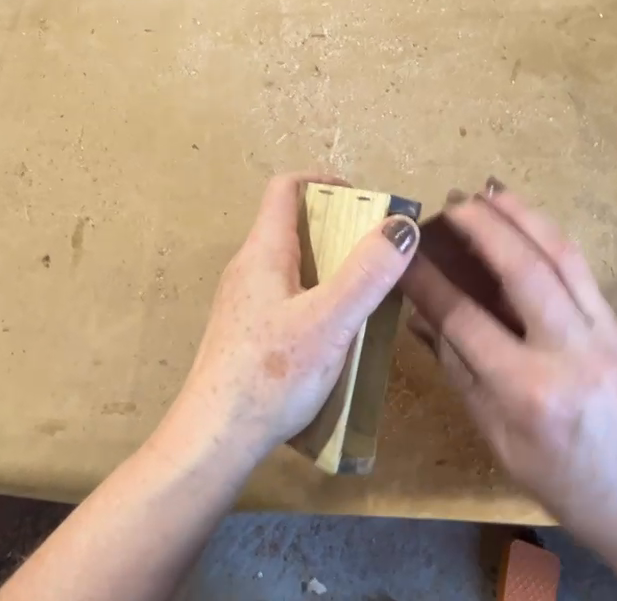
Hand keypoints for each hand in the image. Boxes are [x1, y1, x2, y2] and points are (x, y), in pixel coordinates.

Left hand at [165, 172, 420, 463]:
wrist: (215, 435)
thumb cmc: (270, 372)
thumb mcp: (329, 321)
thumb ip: (366, 274)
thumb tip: (400, 225)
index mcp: (263, 250)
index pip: (286, 187)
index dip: (323, 181)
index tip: (364, 199)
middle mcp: (248, 266)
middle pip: (292, 225)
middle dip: (338, 228)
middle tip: (378, 252)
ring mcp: (244, 300)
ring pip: (292, 263)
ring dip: (330, 265)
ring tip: (368, 291)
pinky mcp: (246, 331)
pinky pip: (286, 295)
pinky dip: (317, 296)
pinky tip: (338, 331)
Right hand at [402, 184, 616, 567]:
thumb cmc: (564, 484)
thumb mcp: (498, 438)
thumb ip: (460, 371)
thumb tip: (421, 316)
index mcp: (529, 394)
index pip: (466, 319)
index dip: (428, 281)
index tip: (402, 249)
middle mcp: (570, 355)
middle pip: (522, 269)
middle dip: (482, 226)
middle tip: (449, 201)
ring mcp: (605, 335)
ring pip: (561, 256)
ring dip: (522, 215)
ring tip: (487, 191)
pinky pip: (582, 269)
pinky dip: (550, 235)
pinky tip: (526, 219)